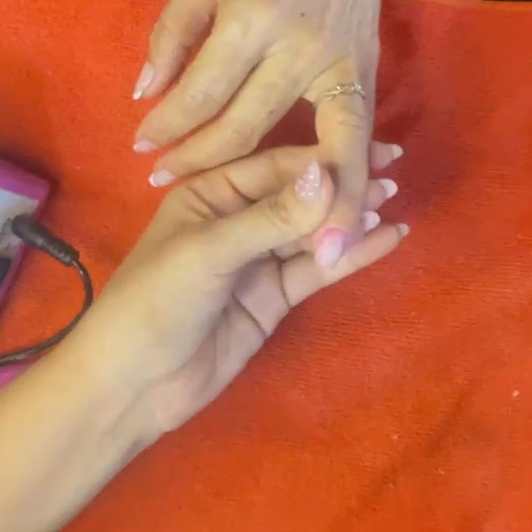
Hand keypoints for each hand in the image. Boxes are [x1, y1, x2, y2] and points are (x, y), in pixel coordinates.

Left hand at [62, 144, 404, 441]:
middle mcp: (235, 218)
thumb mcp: (210, 252)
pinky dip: (350, 255)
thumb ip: (271, 218)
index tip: (369, 148)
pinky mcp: (272, 296)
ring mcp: (256, 259)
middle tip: (395, 168)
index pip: (274, 167)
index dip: (321, 160)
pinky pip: (316, 268)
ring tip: (396, 199)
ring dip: (350, 218)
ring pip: (311, 231)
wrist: (135, 383)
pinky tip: (387, 239)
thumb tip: (330, 174)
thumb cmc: (156, 302)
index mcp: (208, 192)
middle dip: (341, 185)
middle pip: (297, 196)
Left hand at [135, 0, 423, 266]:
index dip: (166, 127)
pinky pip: (353, 141)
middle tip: (161, 180)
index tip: (142, 147)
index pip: (198, 93)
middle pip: (239, 128)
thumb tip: (146, 92)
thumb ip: (173, 32)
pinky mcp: (366, 72)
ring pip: (297, 148)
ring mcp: (337, 63)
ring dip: (266, 196)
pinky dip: (344, 189)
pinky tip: (332, 235)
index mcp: (249, 15)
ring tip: (236, 232)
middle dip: (194, 160)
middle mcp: (296, 46)